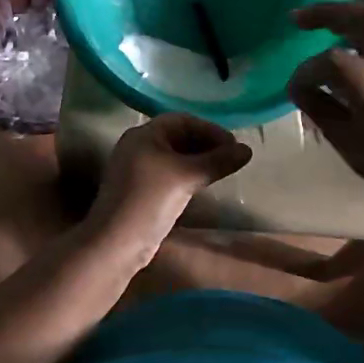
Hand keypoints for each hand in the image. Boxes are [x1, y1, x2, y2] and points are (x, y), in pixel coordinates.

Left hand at [90, 113, 252, 235]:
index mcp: (144, 135)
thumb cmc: (149, 200)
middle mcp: (138, 147)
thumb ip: (217, 161)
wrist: (116, 242)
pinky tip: (203, 185)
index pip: (183, 120)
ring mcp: (138, 169)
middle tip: (232, 159)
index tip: (234, 146)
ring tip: (223, 171)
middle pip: (178, 136)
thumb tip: (247, 150)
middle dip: (206, 144)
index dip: (210, 129)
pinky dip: (188, 174)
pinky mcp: (141, 190)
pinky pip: (170, 173)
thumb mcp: (186, 176)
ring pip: (175, 156)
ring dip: (199, 160)